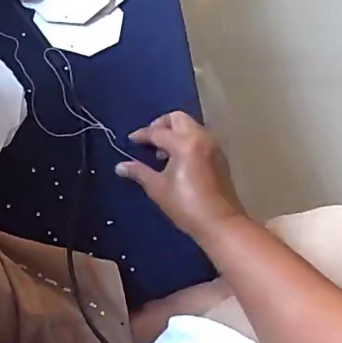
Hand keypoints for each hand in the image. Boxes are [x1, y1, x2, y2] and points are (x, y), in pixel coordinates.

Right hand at [115, 111, 249, 242]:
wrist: (221, 223)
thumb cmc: (185, 205)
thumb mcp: (157, 187)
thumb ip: (138, 172)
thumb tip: (120, 166)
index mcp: (184, 143)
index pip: (157, 132)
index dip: (142, 135)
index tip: (131, 141)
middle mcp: (201, 138)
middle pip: (178, 119)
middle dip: (161, 125)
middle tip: (149, 140)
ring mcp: (213, 146)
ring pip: (191, 127)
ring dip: (175, 133)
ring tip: (162, 152)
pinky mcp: (219, 157)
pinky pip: (199, 138)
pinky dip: (186, 141)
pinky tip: (177, 160)